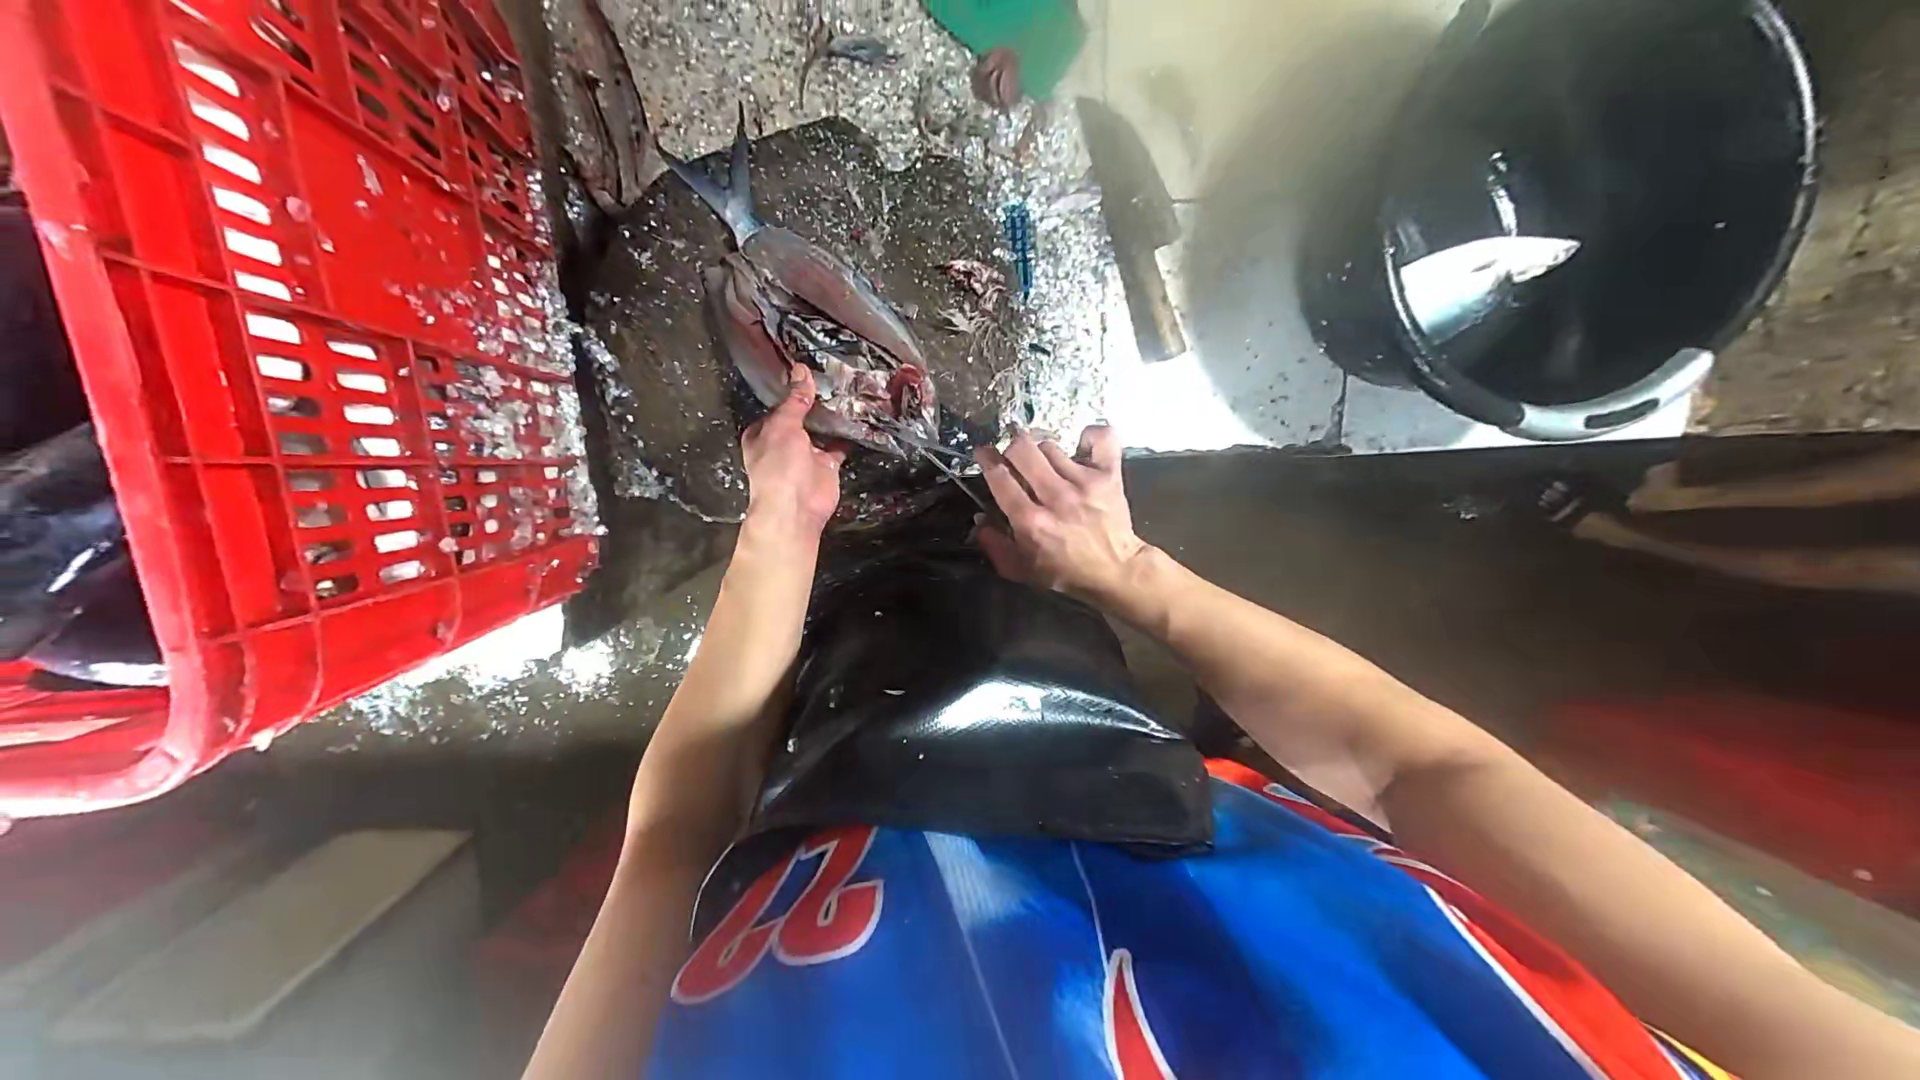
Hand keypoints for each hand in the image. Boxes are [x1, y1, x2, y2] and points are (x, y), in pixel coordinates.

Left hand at [741, 366, 845, 539]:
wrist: (795, 507)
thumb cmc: (779, 464)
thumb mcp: (783, 425)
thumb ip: (795, 400)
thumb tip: (801, 369)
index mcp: (764, 432)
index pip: (779, 405)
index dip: (792, 389)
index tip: (811, 370)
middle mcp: (784, 441)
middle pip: (802, 416)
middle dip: (816, 402)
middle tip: (837, 377)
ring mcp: (806, 454)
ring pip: (822, 430)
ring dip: (833, 417)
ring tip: (851, 391)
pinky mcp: (826, 465)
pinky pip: (839, 445)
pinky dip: (848, 435)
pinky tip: (859, 418)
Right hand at [974, 425, 1150, 598]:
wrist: (1114, 571)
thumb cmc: (1064, 571)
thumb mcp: (1021, 569)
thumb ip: (994, 546)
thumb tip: (979, 520)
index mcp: (1031, 522)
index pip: (1000, 477)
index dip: (987, 460)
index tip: (984, 453)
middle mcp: (1056, 497)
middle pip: (1023, 450)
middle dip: (1011, 449)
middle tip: (1013, 457)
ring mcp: (1084, 483)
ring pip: (1051, 446)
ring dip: (1042, 453)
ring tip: (1046, 466)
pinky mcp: (1109, 475)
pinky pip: (1101, 438)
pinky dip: (1090, 436)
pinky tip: (1081, 447)